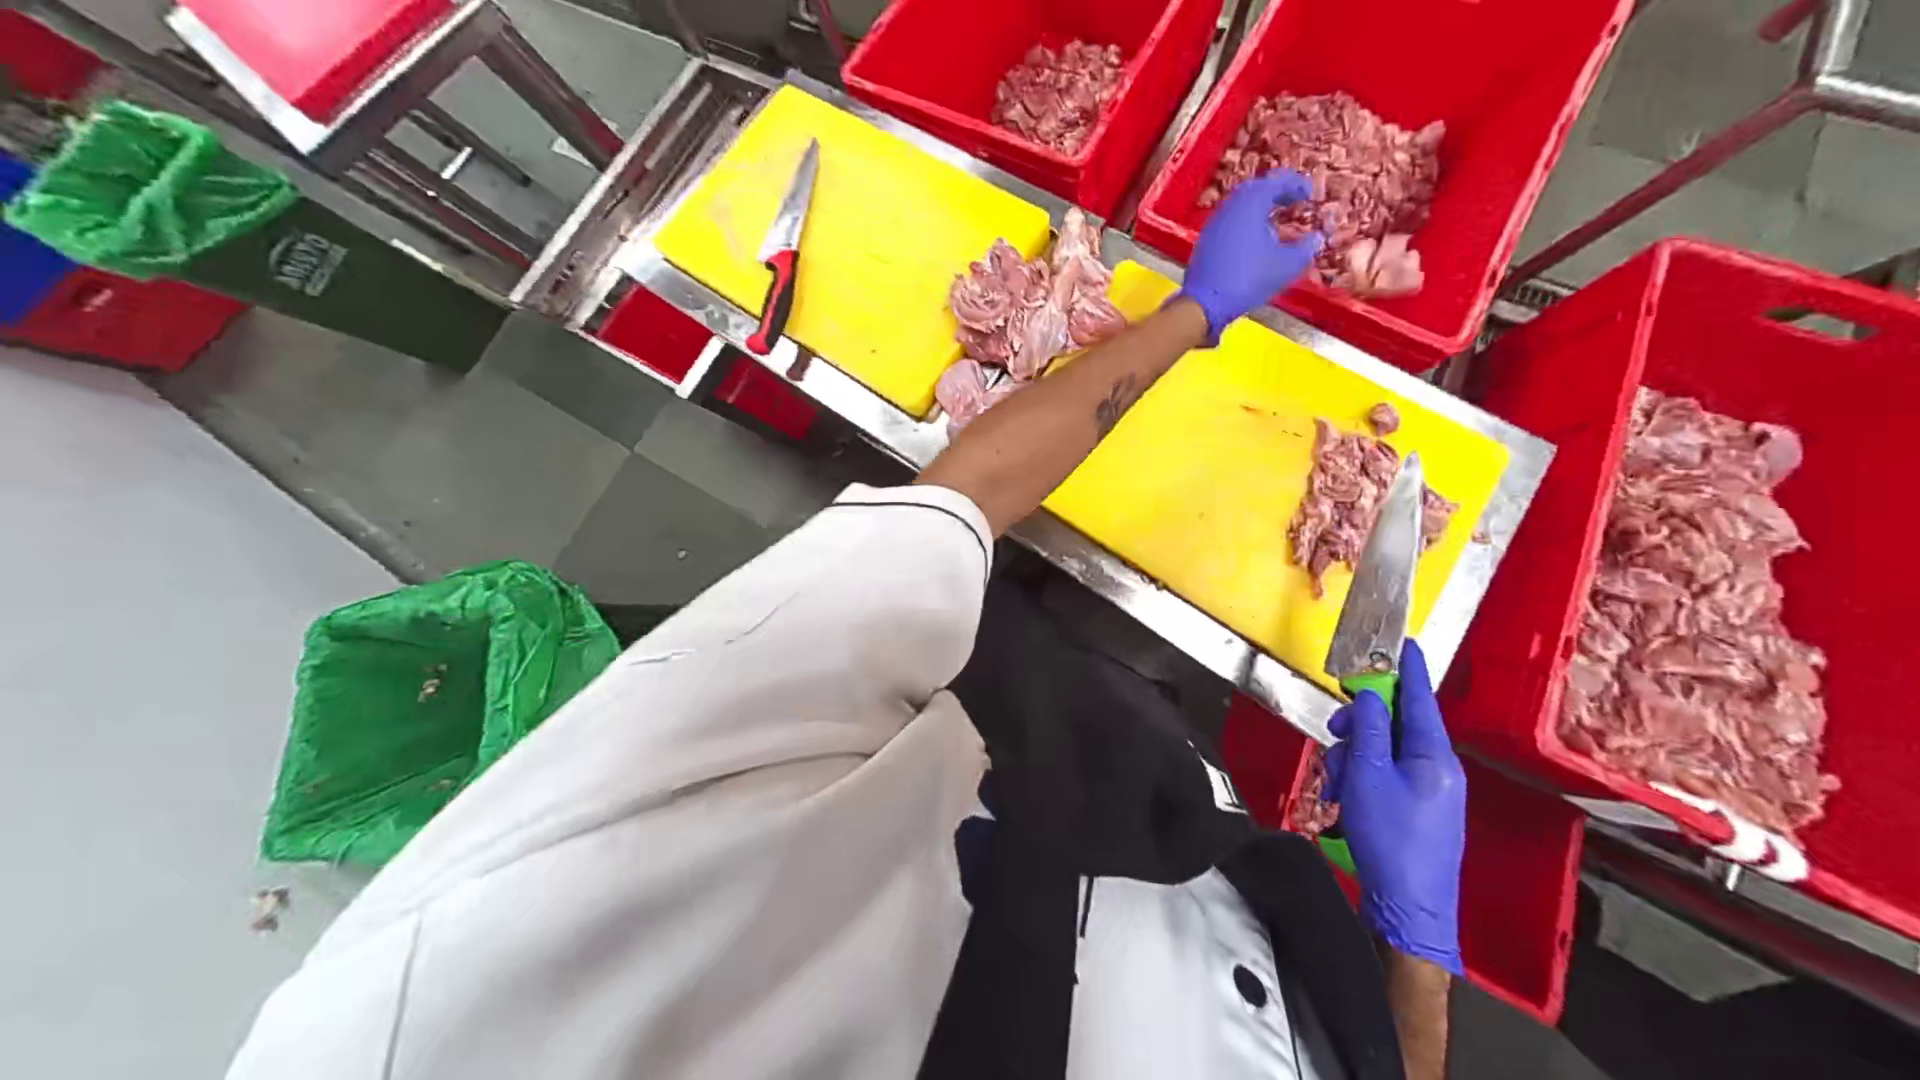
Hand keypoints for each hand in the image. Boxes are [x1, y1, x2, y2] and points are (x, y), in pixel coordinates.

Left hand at [1177, 169, 1323, 341]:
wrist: (1203, 304)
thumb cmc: (1247, 279)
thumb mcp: (1285, 266)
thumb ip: (1306, 249)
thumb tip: (1317, 239)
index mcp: (1250, 203)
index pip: (1277, 182)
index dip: (1296, 185)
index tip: (1309, 194)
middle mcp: (1229, 208)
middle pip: (1255, 190)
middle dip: (1275, 193)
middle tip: (1292, 201)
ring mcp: (1213, 225)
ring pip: (1239, 207)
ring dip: (1259, 209)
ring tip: (1275, 220)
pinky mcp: (1205, 243)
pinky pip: (1229, 223)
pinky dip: (1245, 224)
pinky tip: (1253, 241)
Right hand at [1325, 639, 1466, 975]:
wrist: (1410, 906)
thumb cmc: (1389, 836)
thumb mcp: (1369, 775)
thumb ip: (1369, 730)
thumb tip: (1372, 697)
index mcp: (1435, 756)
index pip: (1421, 700)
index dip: (1409, 670)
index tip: (1404, 644)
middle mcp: (1439, 769)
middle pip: (1396, 726)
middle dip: (1361, 726)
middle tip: (1335, 734)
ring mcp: (1431, 791)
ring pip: (1384, 752)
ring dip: (1354, 758)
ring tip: (1339, 785)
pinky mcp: (1418, 810)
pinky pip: (1386, 776)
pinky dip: (1362, 779)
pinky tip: (1346, 798)